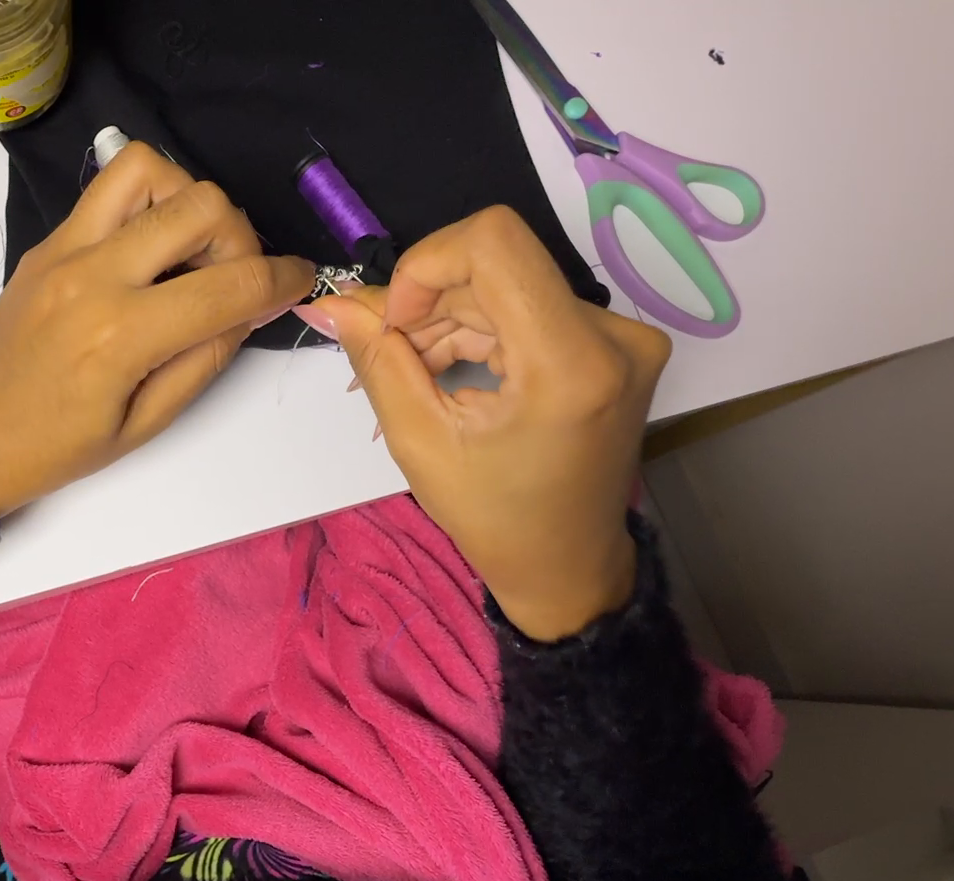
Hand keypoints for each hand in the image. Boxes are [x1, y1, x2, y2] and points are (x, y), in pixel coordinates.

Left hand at [0, 143, 314, 517]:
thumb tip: (251, 306)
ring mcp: (62, 251)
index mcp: (121, 336)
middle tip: (231, 279)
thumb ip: (206, 358)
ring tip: (186, 253)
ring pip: (149, 169)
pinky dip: (145, 204)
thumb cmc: (63, 450)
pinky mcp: (45, 244)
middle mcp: (93, 277)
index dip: (283, 280)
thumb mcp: (148, 422)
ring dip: (187, 202)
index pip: (229, 285)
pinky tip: (145, 250)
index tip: (299, 281)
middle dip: (240, 238)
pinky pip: (107, 189)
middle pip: (200, 206)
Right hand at [309, 207, 671, 640]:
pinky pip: (530, 307)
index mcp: (568, 364)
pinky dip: (480, 331)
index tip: (394, 323)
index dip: (425, 267)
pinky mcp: (617, 343)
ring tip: (421, 378)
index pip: (493, 243)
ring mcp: (624, 335)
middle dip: (427, 306)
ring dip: (449, 322)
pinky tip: (455, 373)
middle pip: (494, 269)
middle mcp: (613, 334)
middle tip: (389, 359)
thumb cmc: (491, 518)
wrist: (565, 563)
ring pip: (508, 287)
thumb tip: (329, 305)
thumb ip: (376, 361)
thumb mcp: (418, 441)